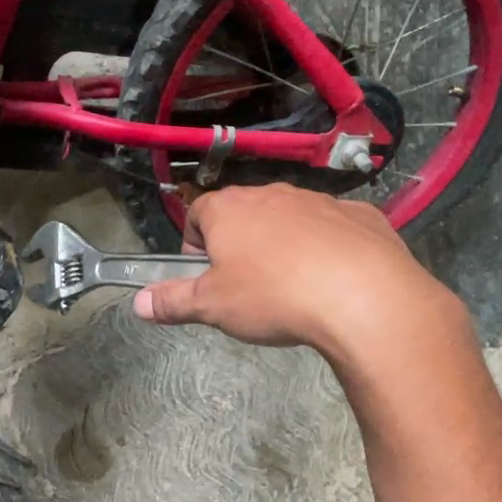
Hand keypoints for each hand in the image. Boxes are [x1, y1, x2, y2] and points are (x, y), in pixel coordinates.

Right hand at [133, 183, 464, 360]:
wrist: (363, 296)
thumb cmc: (273, 296)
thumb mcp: (212, 307)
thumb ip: (173, 302)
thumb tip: (138, 304)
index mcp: (229, 210)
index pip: (196, 215)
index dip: (194, 246)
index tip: (203, 277)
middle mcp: (272, 194)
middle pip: (242, 215)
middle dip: (238, 246)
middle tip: (244, 289)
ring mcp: (319, 200)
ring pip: (288, 220)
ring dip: (281, 246)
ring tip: (290, 290)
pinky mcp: (360, 215)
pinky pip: (331, 230)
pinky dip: (326, 250)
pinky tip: (332, 282)